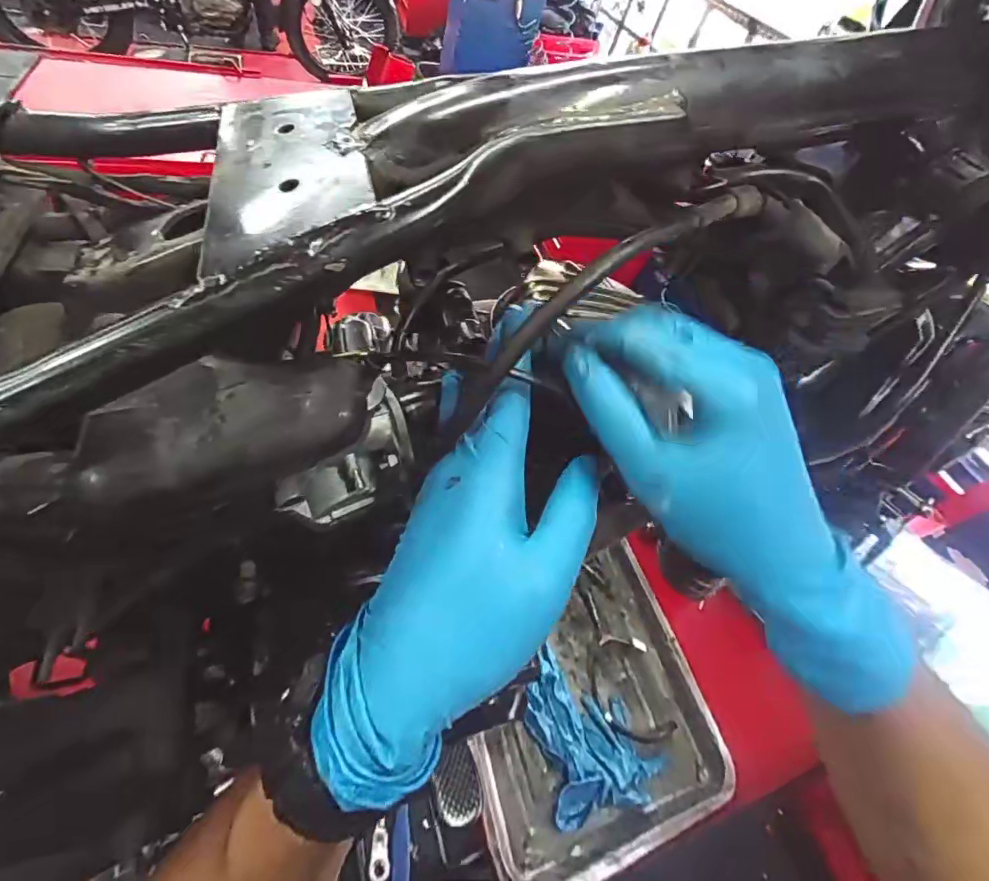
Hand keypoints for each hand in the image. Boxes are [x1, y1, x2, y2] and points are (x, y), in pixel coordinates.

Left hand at [312, 312, 600, 809]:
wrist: (402, 667)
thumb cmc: (478, 622)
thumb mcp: (546, 570)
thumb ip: (571, 507)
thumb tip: (585, 462)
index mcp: (485, 468)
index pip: (506, 393)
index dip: (525, 354)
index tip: (545, 321)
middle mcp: (455, 464)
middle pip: (485, 399)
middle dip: (514, 367)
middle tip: (556, 349)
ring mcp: (439, 484)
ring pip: (474, 423)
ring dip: (504, 398)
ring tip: (547, 386)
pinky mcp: (435, 506)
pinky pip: (468, 451)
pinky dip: (493, 431)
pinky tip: (520, 441)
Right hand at [561, 306, 912, 713]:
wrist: (785, 552)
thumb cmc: (717, 521)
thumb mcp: (647, 468)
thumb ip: (606, 408)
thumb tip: (575, 361)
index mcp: (726, 383)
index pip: (645, 335)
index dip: (595, 335)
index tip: (559, 345)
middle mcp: (745, 361)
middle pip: (662, 324)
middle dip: (612, 334)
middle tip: (572, 353)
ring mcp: (752, 366)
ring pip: (677, 331)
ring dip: (633, 341)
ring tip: (595, 363)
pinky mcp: (751, 377)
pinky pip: (692, 348)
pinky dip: (656, 354)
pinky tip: (632, 375)